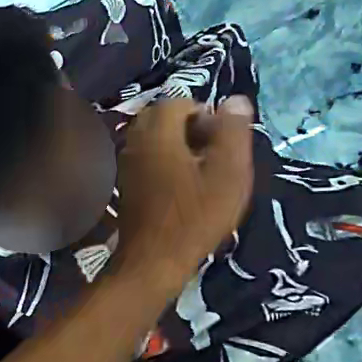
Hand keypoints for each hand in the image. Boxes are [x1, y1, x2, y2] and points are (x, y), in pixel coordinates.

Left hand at [111, 95, 254, 293]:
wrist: (154, 261)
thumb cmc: (195, 217)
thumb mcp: (228, 173)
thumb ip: (233, 132)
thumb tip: (236, 100)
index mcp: (157, 131)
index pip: (180, 102)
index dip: (206, 116)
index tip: (222, 143)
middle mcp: (135, 140)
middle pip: (164, 118)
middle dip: (191, 129)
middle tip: (214, 157)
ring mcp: (126, 162)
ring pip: (155, 139)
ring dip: (179, 148)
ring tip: (202, 174)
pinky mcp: (125, 183)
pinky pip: (148, 159)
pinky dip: (166, 163)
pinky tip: (183, 189)